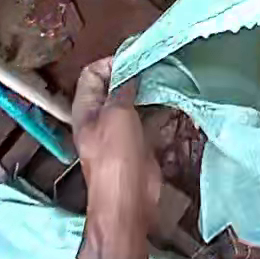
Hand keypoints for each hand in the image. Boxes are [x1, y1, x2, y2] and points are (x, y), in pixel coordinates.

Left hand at [71, 57, 159, 229]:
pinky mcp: (139, 142)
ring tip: (167, 76)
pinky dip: (159, 108)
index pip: (91, 74)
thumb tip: (130, 72)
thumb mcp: (117, 114)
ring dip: (148, 89)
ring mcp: (120, 131)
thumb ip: (122, 89)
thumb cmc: (116, 155)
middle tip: (155, 63)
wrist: (128, 200)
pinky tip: (174, 98)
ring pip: (133, 101)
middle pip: (114, 86)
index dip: (110, 63)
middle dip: (132, 74)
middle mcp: (100, 117)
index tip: (134, 58)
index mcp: (86, 109)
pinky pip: (148, 118)